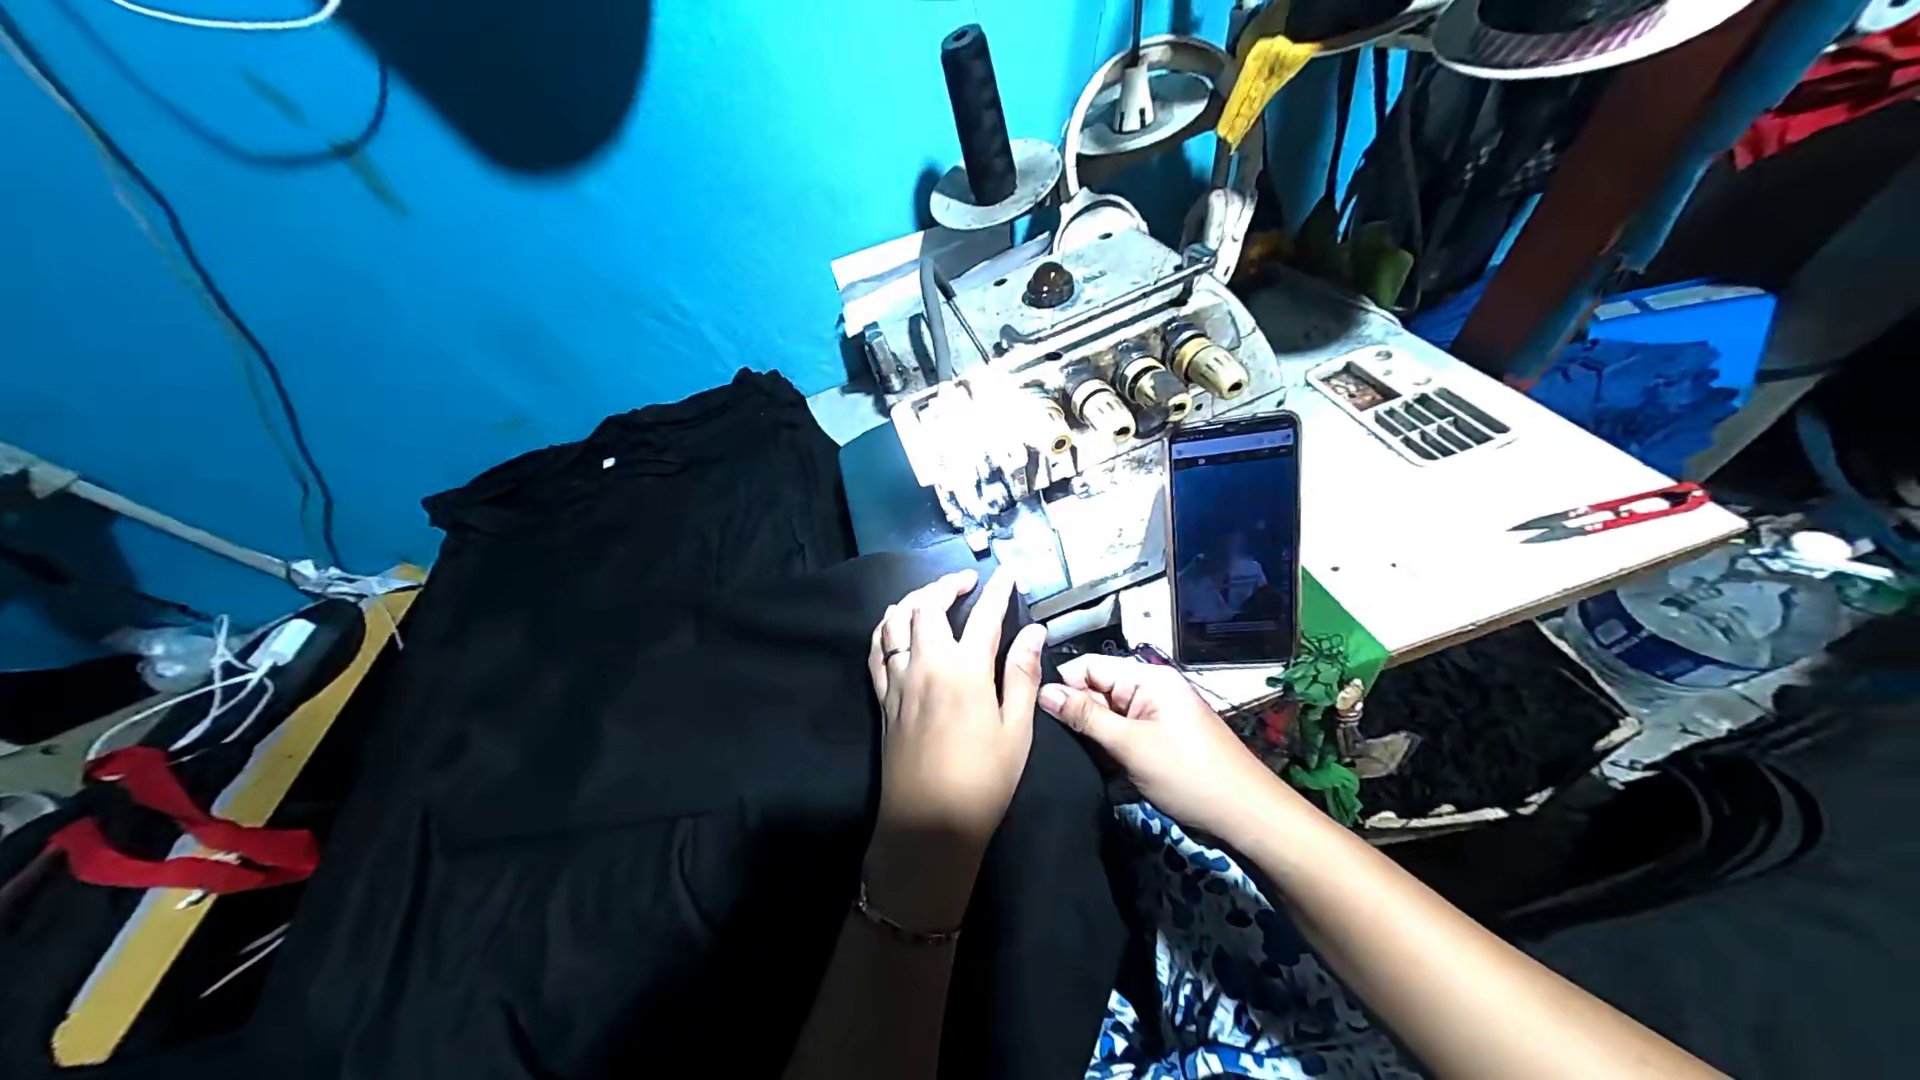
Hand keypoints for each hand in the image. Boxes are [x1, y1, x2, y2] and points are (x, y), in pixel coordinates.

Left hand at [865, 568, 1045, 927]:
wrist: (927, 825)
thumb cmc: (983, 781)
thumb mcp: (1016, 731)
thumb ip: (1021, 675)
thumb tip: (1033, 632)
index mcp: (965, 671)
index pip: (984, 616)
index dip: (998, 591)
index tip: (1008, 574)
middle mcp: (926, 665)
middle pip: (928, 605)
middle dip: (948, 585)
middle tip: (968, 583)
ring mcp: (898, 679)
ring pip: (896, 619)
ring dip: (915, 599)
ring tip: (934, 599)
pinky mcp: (882, 697)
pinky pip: (876, 649)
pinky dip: (886, 627)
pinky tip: (898, 626)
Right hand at [1039, 655, 1284, 841]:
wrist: (1247, 817)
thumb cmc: (1190, 775)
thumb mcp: (1131, 745)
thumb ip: (1085, 716)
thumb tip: (1043, 692)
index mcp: (1146, 678)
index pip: (1088, 665)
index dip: (1062, 684)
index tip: (1037, 712)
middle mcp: (1149, 690)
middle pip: (1095, 690)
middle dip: (1075, 713)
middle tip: (1052, 743)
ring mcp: (1154, 716)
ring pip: (1106, 716)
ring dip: (1091, 735)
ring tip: (1070, 755)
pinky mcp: (1158, 740)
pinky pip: (1121, 734)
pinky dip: (1108, 748)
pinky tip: (1096, 766)